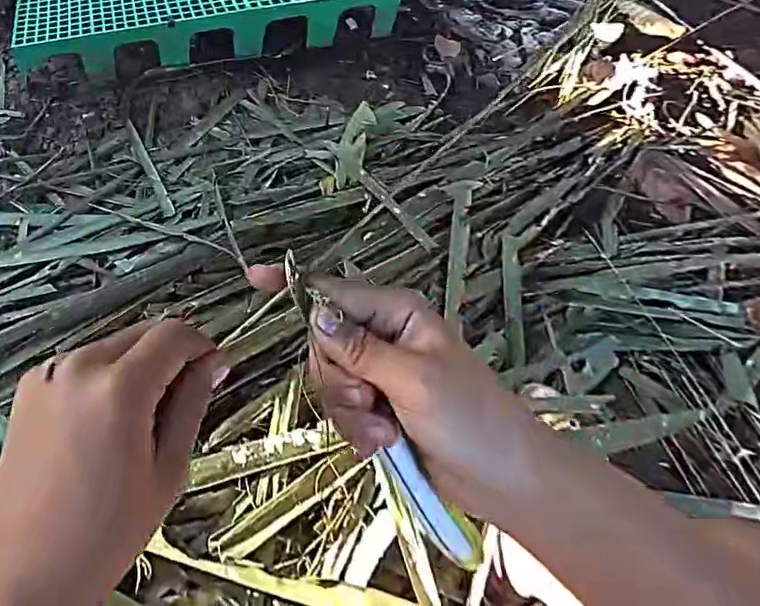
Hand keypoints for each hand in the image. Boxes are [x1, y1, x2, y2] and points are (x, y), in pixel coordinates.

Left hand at [0, 318, 223, 605]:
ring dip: (135, 365)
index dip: (199, 346)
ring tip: (136, 419)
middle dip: (169, 354)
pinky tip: (100, 423)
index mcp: (118, 389)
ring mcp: (51, 371)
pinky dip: (101, 377)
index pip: (172, 334)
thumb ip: (191, 406)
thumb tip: (211, 364)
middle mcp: (80, 366)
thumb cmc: (103, 533)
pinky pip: (82, 363)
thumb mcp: (166, 473)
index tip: (211, 367)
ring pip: (113, 345)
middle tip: (179, 398)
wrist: (25, 565)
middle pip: (143, 332)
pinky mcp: (32, 381)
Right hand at [246, 265, 538, 520]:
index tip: (253, 278)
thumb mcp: (413, 378)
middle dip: (338, 378)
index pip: (331, 291)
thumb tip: (314, 315)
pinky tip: (384, 444)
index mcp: (395, 311)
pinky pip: (341, 409)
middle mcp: (381, 334)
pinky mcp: (376, 405)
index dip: (292, 286)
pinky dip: (356, 430)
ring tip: (385, 431)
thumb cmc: (471, 417)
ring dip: (350, 411)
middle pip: (322, 342)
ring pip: (328, 380)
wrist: (507, 481)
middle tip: (371, 401)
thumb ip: (359, 348)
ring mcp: (377, 371)